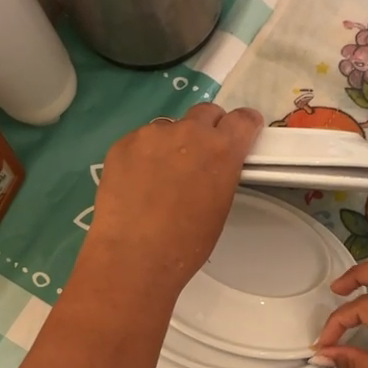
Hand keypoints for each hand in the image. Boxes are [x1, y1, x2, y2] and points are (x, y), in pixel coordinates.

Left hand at [78, 103, 264, 303]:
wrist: (134, 254)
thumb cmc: (186, 244)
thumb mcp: (219, 208)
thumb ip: (220, 175)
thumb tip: (210, 170)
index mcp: (222, 150)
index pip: (242, 120)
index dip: (244, 125)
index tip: (243, 132)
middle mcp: (189, 132)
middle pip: (205, 113)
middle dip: (208, 129)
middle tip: (201, 155)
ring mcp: (152, 135)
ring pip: (169, 128)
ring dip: (173, 143)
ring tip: (162, 176)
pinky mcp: (123, 144)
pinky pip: (141, 141)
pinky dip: (144, 155)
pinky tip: (138, 183)